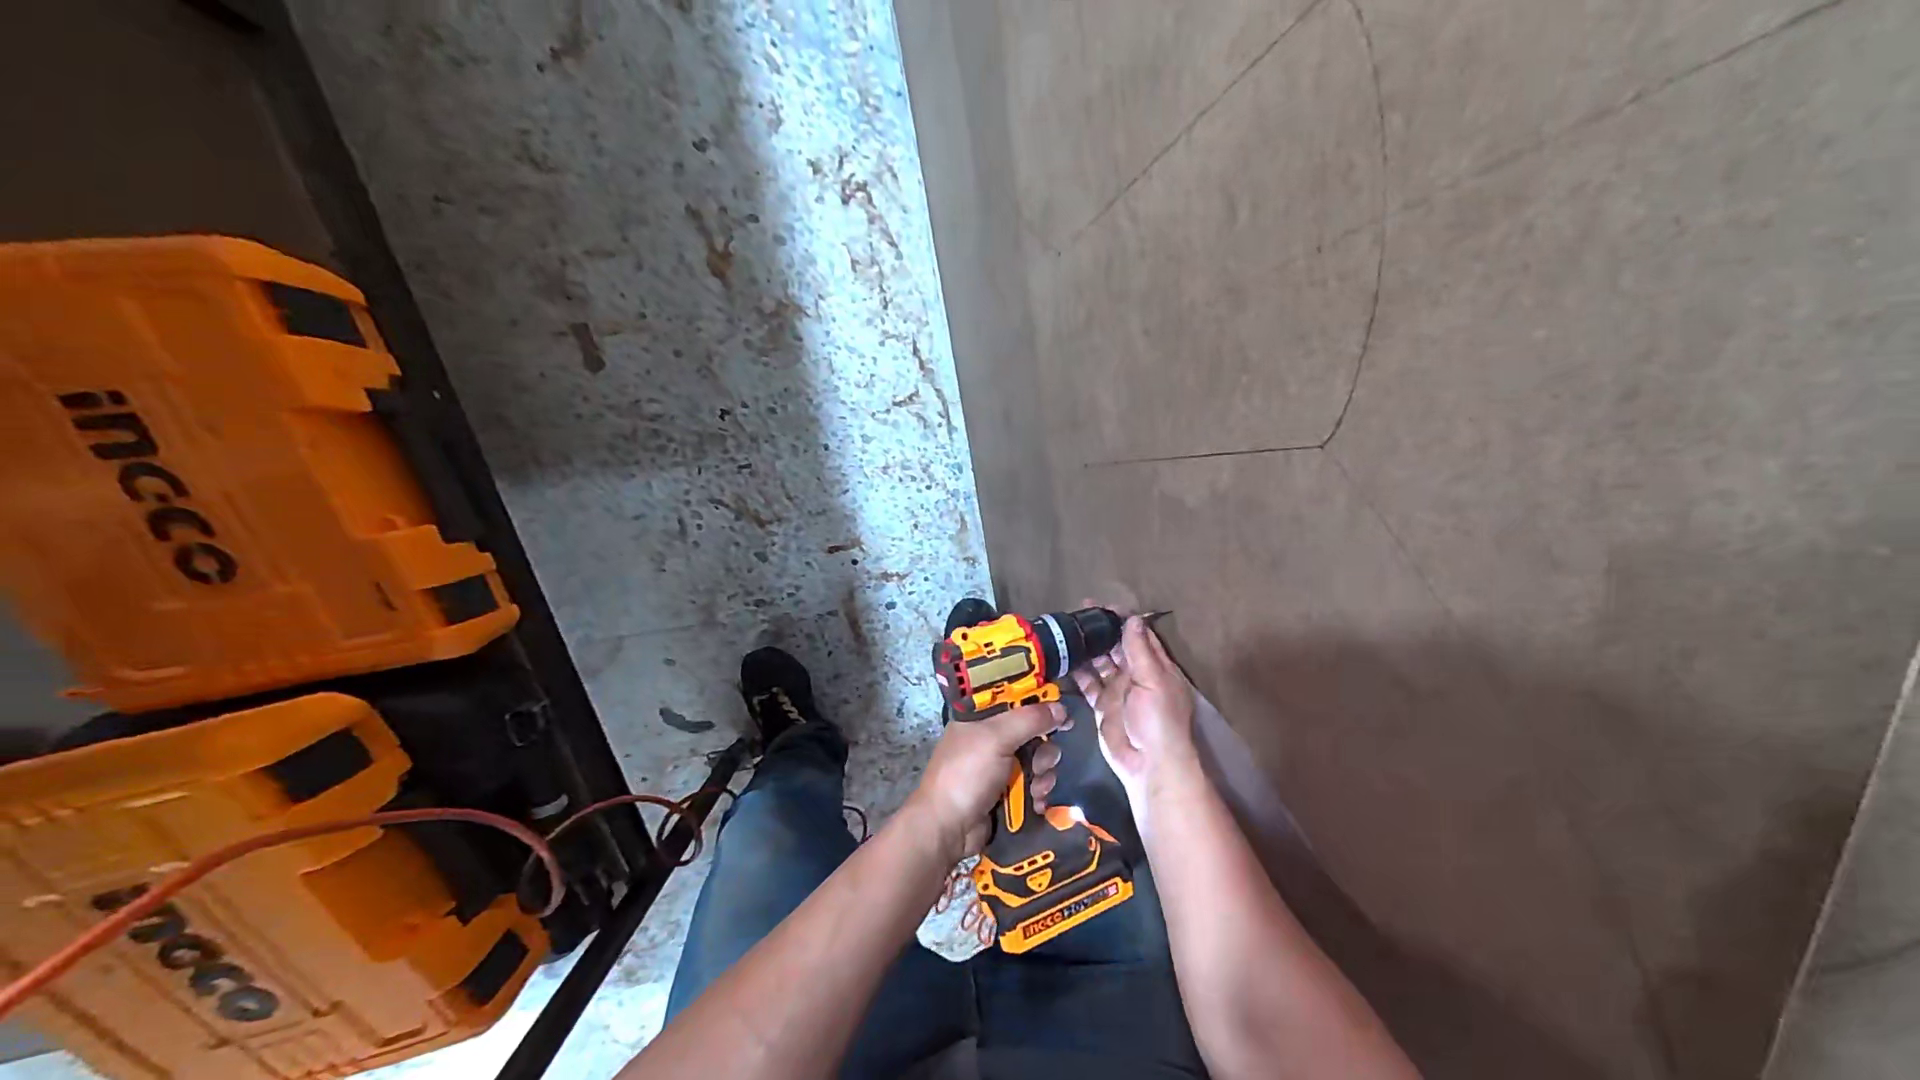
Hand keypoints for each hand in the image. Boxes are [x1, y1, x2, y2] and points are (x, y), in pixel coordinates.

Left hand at [904, 701, 1069, 860]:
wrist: (948, 828)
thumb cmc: (967, 774)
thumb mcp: (996, 738)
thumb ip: (1029, 720)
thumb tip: (1060, 708)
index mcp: (981, 717)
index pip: (1015, 698)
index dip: (1040, 703)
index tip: (1062, 712)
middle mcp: (991, 738)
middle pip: (1033, 732)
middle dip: (1043, 749)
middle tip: (1040, 763)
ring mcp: (1000, 765)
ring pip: (1038, 759)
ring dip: (1043, 774)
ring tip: (1036, 789)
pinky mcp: (1009, 790)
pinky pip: (1035, 782)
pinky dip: (1039, 791)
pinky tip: (1037, 802)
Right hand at [1072, 612, 1198, 802]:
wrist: (1148, 765)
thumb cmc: (1157, 720)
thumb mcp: (1152, 680)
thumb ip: (1139, 650)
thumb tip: (1132, 619)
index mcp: (1155, 665)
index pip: (1138, 634)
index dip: (1121, 618)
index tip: (1100, 605)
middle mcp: (1136, 674)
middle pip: (1116, 646)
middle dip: (1099, 631)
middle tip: (1075, 615)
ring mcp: (1118, 690)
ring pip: (1100, 663)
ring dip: (1086, 650)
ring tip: (1065, 634)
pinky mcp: (1102, 706)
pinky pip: (1088, 685)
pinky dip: (1077, 674)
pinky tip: (1063, 661)